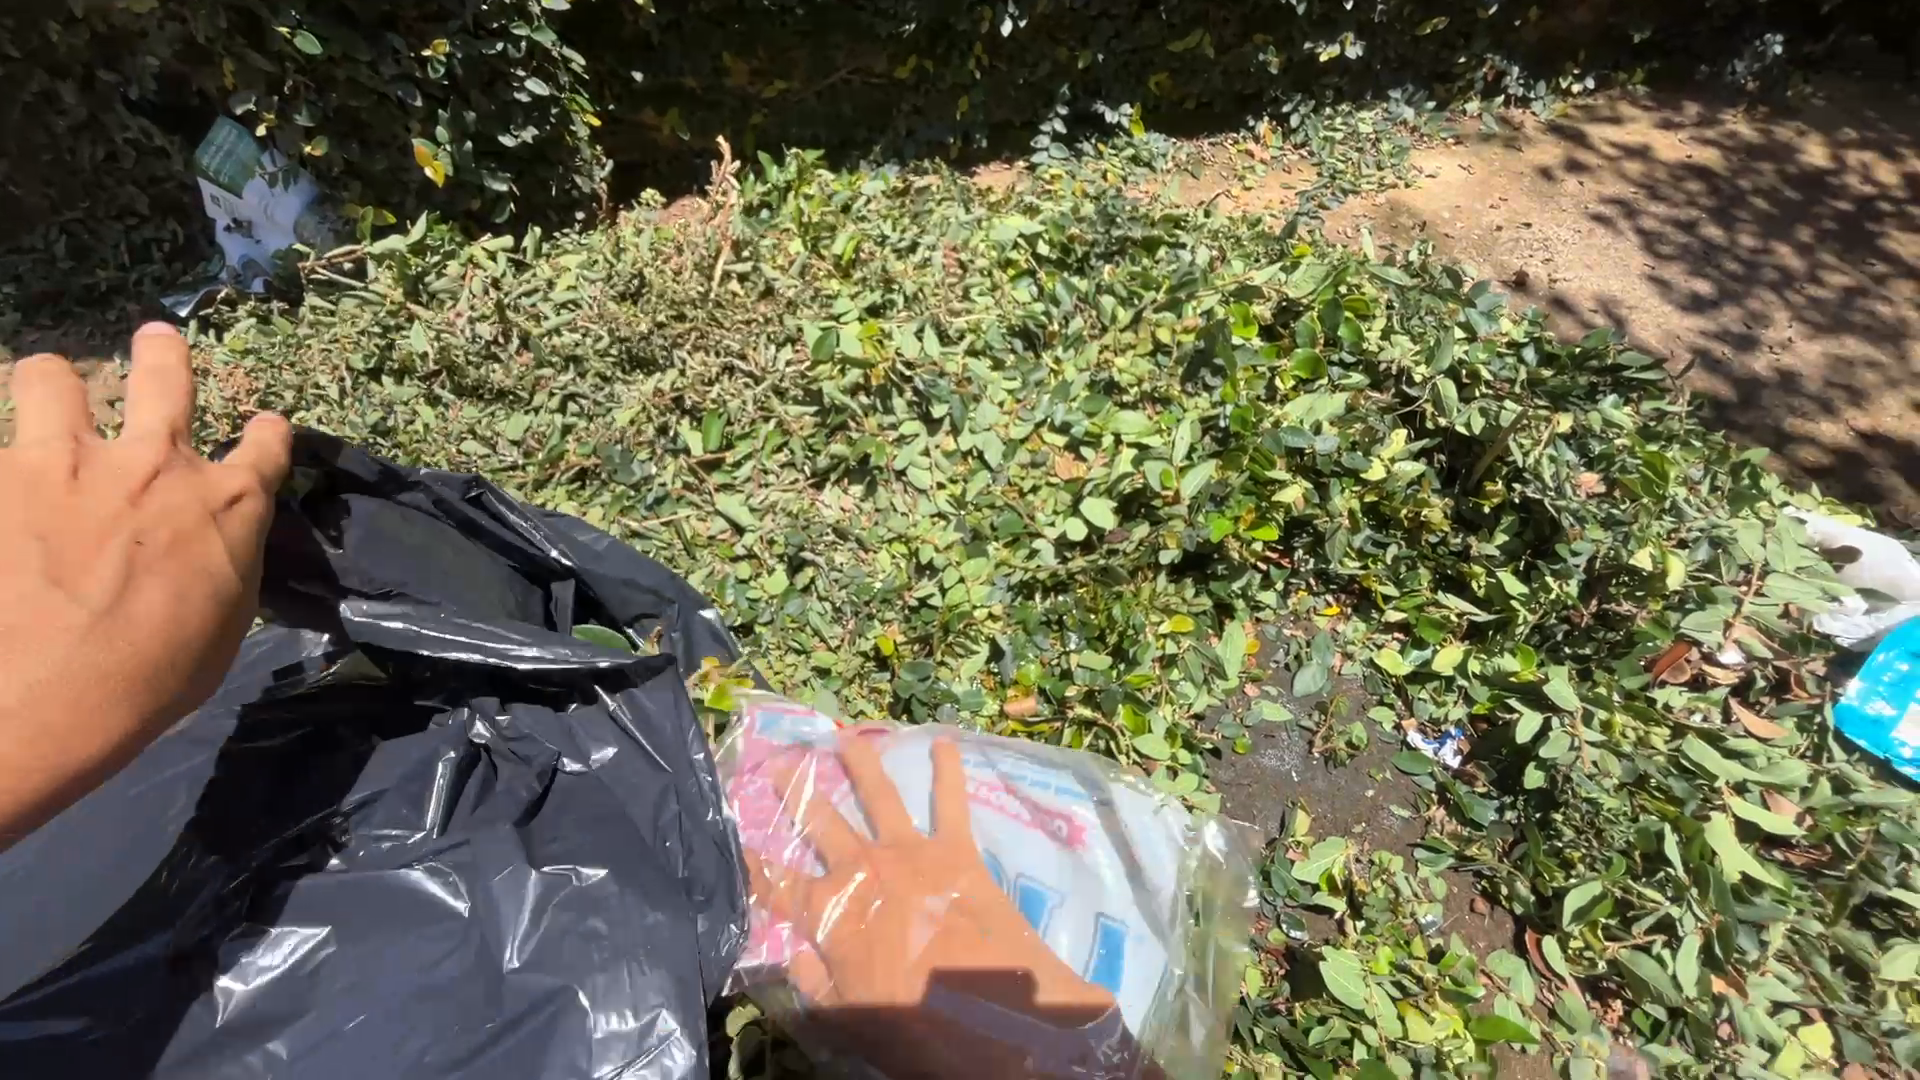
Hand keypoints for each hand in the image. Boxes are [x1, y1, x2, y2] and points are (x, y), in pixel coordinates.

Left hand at [0, 323, 290, 847]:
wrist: (47, 699)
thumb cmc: (164, 669)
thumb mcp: (230, 609)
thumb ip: (226, 554)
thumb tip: (216, 541)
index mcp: (234, 501)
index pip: (270, 441)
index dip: (269, 432)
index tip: (265, 429)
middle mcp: (160, 465)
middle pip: (166, 379)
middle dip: (163, 354)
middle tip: (156, 336)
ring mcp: (66, 465)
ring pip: (51, 379)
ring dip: (54, 378)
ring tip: (49, 383)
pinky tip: (2, 465)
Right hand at [748, 730, 1116, 1078]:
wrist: (988, 1012)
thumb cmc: (913, 1025)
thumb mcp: (847, 1019)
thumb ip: (814, 983)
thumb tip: (792, 956)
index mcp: (832, 912)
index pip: (778, 885)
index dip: (753, 865)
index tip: (736, 842)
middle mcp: (864, 869)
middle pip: (822, 822)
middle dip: (798, 791)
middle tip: (781, 761)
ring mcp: (911, 851)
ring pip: (879, 795)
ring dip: (861, 762)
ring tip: (845, 736)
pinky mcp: (956, 848)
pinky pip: (951, 801)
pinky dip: (948, 770)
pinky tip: (944, 742)